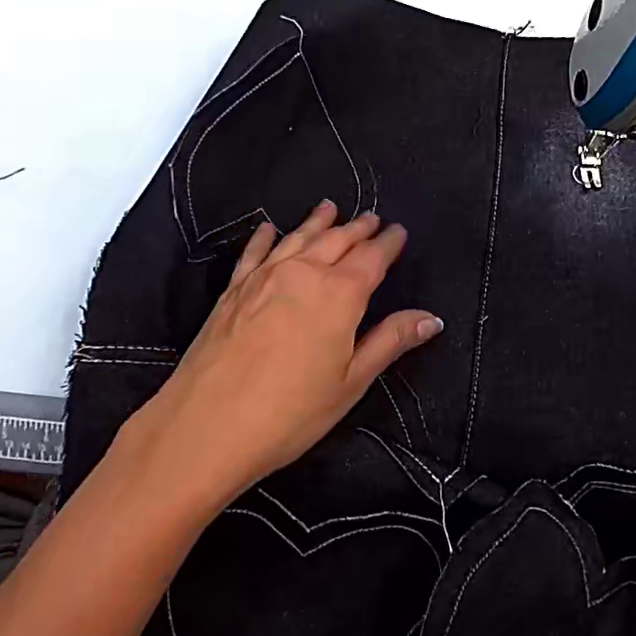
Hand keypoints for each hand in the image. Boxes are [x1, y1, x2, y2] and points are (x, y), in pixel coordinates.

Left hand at [124, 201, 441, 507]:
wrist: (203, 429)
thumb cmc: (289, 412)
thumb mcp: (351, 381)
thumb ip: (391, 341)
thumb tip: (431, 318)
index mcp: (340, 295)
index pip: (373, 257)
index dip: (389, 243)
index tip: (399, 232)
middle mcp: (304, 274)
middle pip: (338, 240)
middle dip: (359, 227)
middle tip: (373, 217)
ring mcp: (264, 278)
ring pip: (299, 238)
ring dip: (318, 221)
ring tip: (331, 207)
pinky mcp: (233, 290)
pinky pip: (254, 253)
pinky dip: (265, 237)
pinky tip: (269, 229)